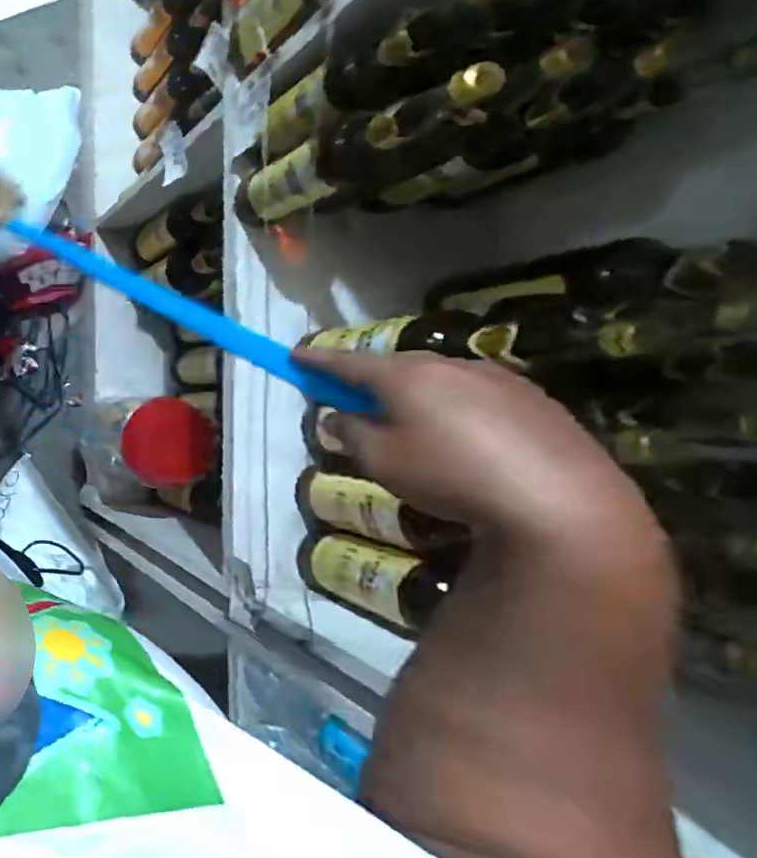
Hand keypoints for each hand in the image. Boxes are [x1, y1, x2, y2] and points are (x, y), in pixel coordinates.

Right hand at [295, 349, 660, 547]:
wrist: (562, 503)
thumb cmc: (450, 475)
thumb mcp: (379, 459)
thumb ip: (351, 432)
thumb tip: (340, 416)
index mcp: (408, 376)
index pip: (348, 361)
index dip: (318, 359)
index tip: (294, 354)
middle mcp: (454, 366)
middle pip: (397, 365)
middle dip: (369, 376)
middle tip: (349, 393)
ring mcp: (502, 381)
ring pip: (440, 378)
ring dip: (414, 391)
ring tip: (405, 418)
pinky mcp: (538, 402)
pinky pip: (476, 394)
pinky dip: (453, 405)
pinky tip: (458, 435)